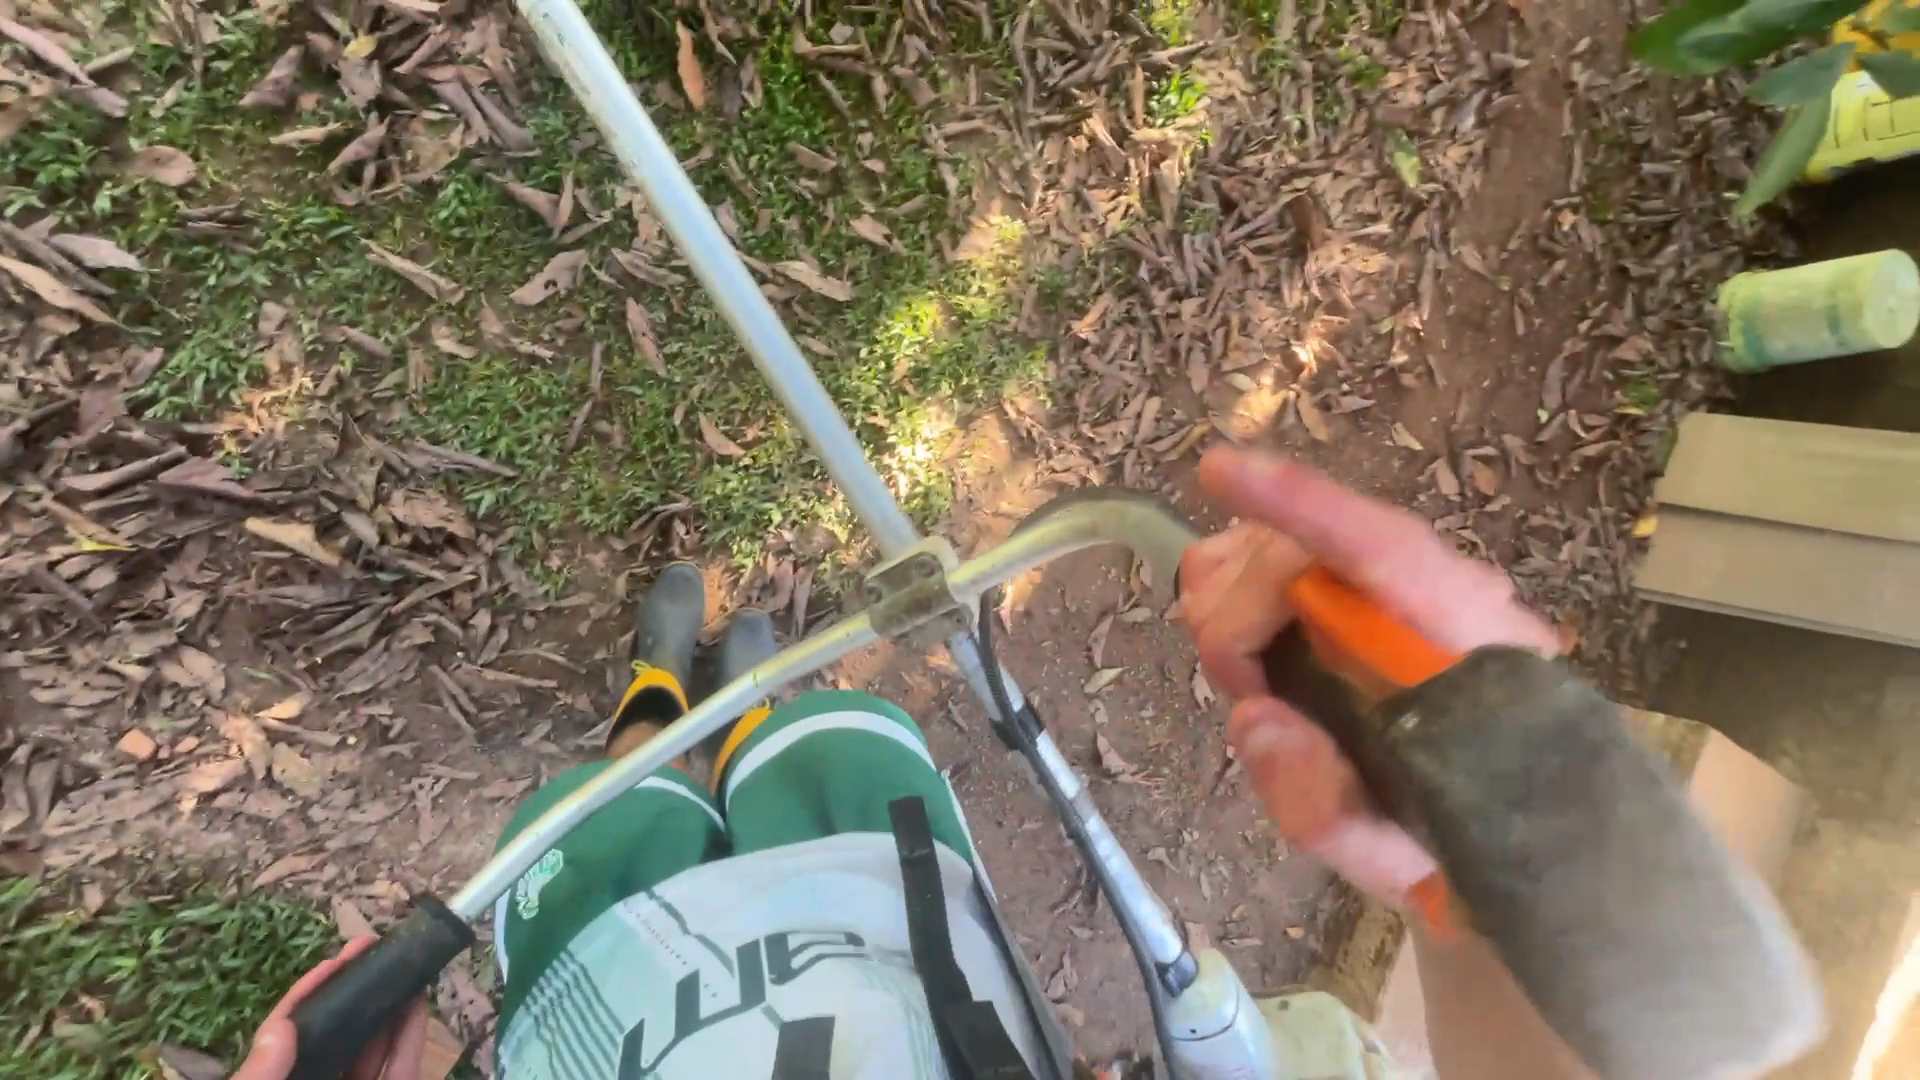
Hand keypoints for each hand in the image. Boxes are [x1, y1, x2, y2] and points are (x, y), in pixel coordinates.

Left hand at [233, 937, 428, 1079]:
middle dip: (356, 989)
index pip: (289, 1035)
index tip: (336, 960)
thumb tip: (279, 1027)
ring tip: (404, 967)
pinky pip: (403, 1067)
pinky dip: (413, 1035)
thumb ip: (258, 1078)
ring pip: (374, 1047)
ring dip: (390, 1006)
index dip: (309, 995)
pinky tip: (420, 1003)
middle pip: (336, 1035)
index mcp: (283, 1079)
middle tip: (373, 949)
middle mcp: (317, 1078)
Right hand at [1181, 447, 1558, 903]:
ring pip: (1258, 548)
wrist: (1510, 814)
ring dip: (1230, 611)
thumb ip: (1322, 805)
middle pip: (1289, 552)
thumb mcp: (1389, 857)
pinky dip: (1227, 598)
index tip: (1217, 471)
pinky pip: (1252, 558)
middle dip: (1239, 617)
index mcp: (1462, 647)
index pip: (1381, 549)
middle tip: (1247, 682)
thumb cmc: (1455, 833)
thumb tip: (1255, 718)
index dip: (1299, 504)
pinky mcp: (1344, 578)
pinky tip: (1251, 645)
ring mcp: (1380, 577)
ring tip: (1256, 672)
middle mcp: (1422, 588)